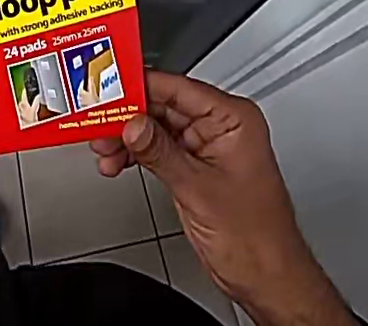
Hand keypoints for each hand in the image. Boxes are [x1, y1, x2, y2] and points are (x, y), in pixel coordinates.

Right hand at [91, 71, 361, 325]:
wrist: (269, 282)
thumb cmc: (258, 240)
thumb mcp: (199, 189)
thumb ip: (161, 152)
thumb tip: (133, 124)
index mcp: (232, 118)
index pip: (178, 88)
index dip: (141, 86)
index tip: (110, 87)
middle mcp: (219, 125)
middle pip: (162, 105)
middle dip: (128, 116)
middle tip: (99, 121)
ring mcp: (205, 144)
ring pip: (155, 126)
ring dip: (127, 137)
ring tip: (104, 148)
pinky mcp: (193, 163)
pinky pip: (158, 146)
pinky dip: (136, 153)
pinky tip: (118, 160)